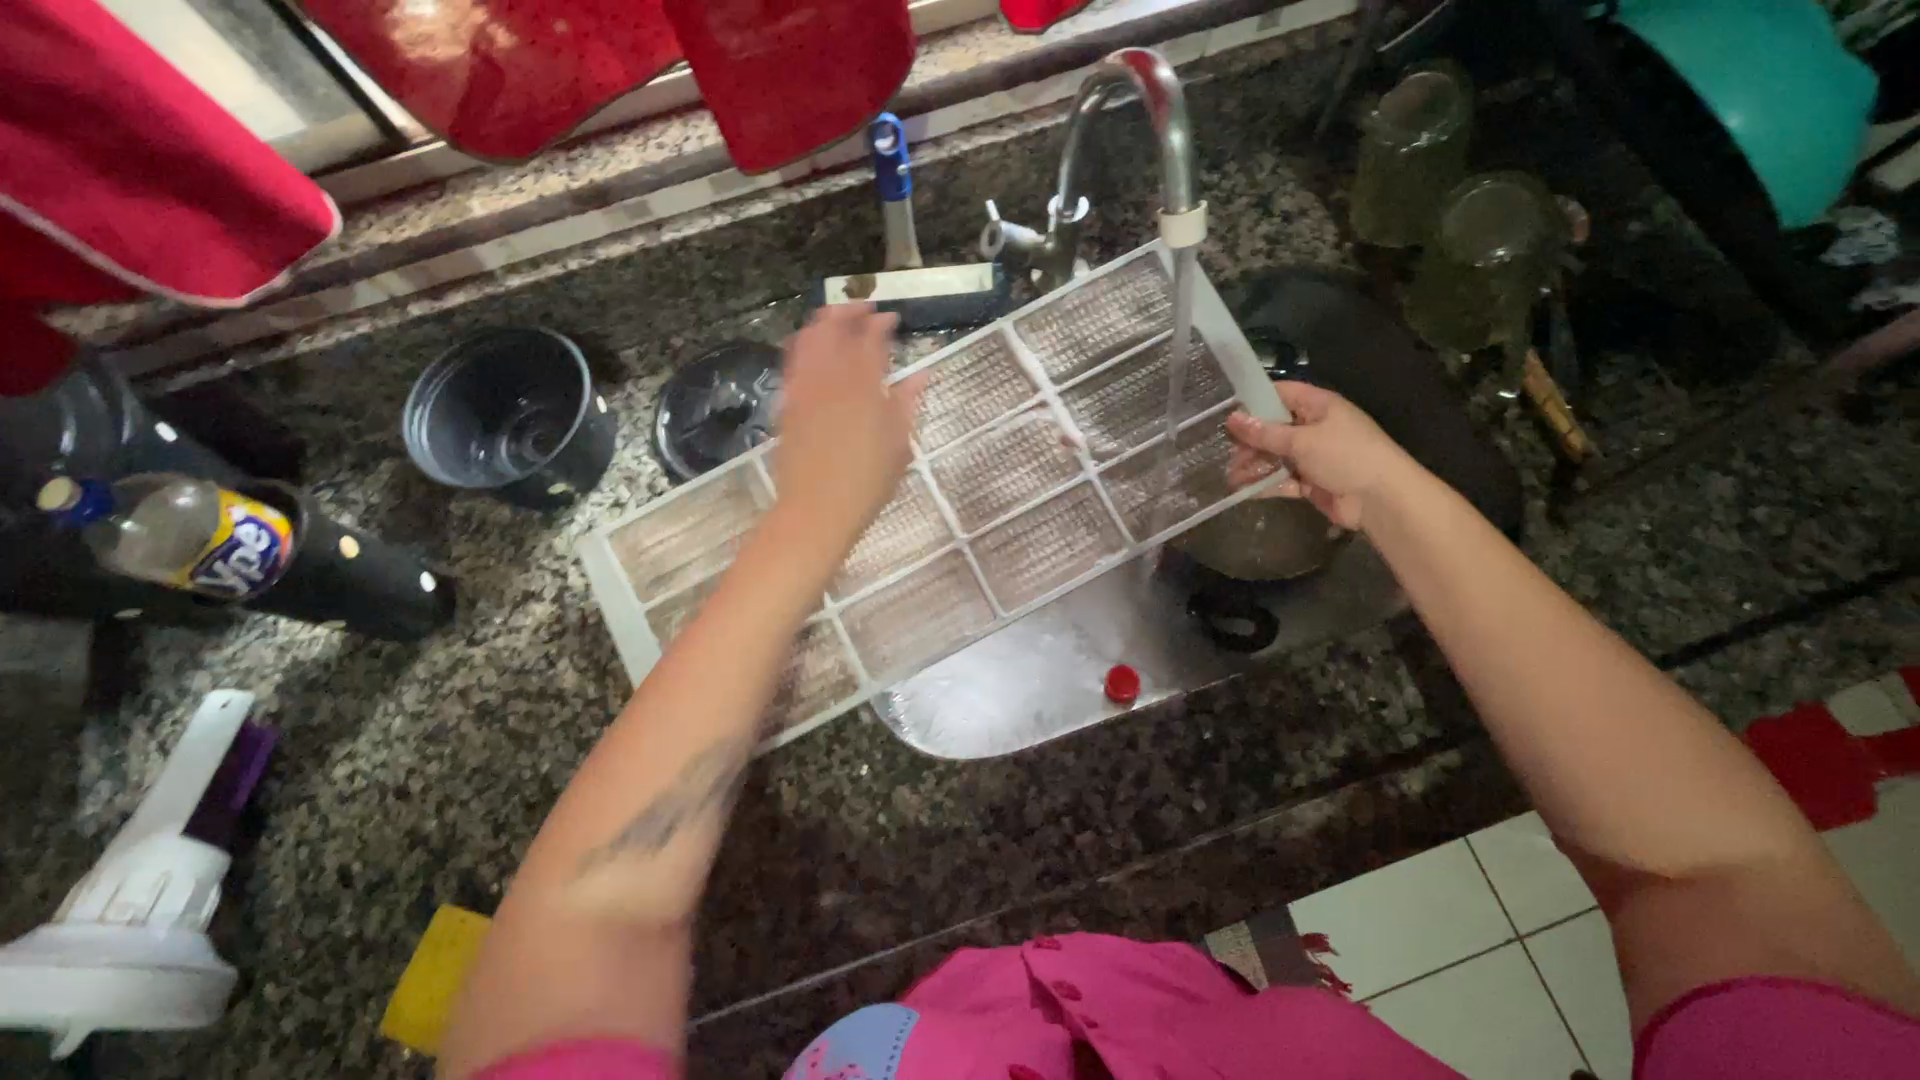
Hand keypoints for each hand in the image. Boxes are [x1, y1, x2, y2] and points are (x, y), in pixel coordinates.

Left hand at [771, 304, 926, 552]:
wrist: (817, 510)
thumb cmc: (867, 482)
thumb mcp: (899, 444)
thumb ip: (907, 403)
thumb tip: (919, 375)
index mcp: (864, 384)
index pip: (871, 338)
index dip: (881, 322)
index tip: (891, 318)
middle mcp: (830, 377)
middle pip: (833, 327)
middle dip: (848, 311)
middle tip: (862, 309)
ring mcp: (803, 388)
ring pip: (808, 339)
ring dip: (822, 324)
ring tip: (836, 321)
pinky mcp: (787, 403)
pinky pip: (792, 363)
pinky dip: (803, 347)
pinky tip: (811, 351)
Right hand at [1224, 381, 1420, 530]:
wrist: (1381, 499)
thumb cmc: (1345, 456)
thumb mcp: (1302, 441)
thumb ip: (1265, 433)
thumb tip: (1232, 419)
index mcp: (1319, 406)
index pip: (1282, 393)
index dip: (1255, 399)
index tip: (1227, 409)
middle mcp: (1315, 427)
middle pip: (1274, 428)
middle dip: (1249, 439)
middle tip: (1224, 450)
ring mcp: (1313, 456)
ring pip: (1276, 456)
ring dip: (1254, 464)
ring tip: (1230, 475)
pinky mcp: (1311, 482)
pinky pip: (1283, 479)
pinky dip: (1265, 484)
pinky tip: (1242, 490)